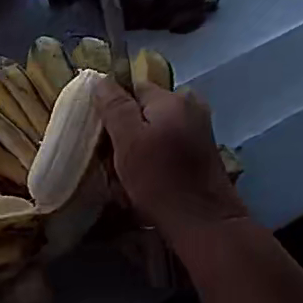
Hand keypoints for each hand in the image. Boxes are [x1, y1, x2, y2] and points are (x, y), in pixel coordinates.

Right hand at [92, 77, 248, 239]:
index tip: (101, 134)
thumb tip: (99, 79)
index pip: (132, 88)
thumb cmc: (159, 181)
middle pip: (144, 110)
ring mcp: (199, 131)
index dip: (112, 108)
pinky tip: (145, 181)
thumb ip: (114, 108)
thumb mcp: (128, 141)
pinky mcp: (201, 154)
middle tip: (111, 158)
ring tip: (125, 174)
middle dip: (125, 130)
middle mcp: (190, 108)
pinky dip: (154, 160)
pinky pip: (167, 147)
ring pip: (154, 130)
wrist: (202, 223)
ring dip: (137, 148)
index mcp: (172, 99)